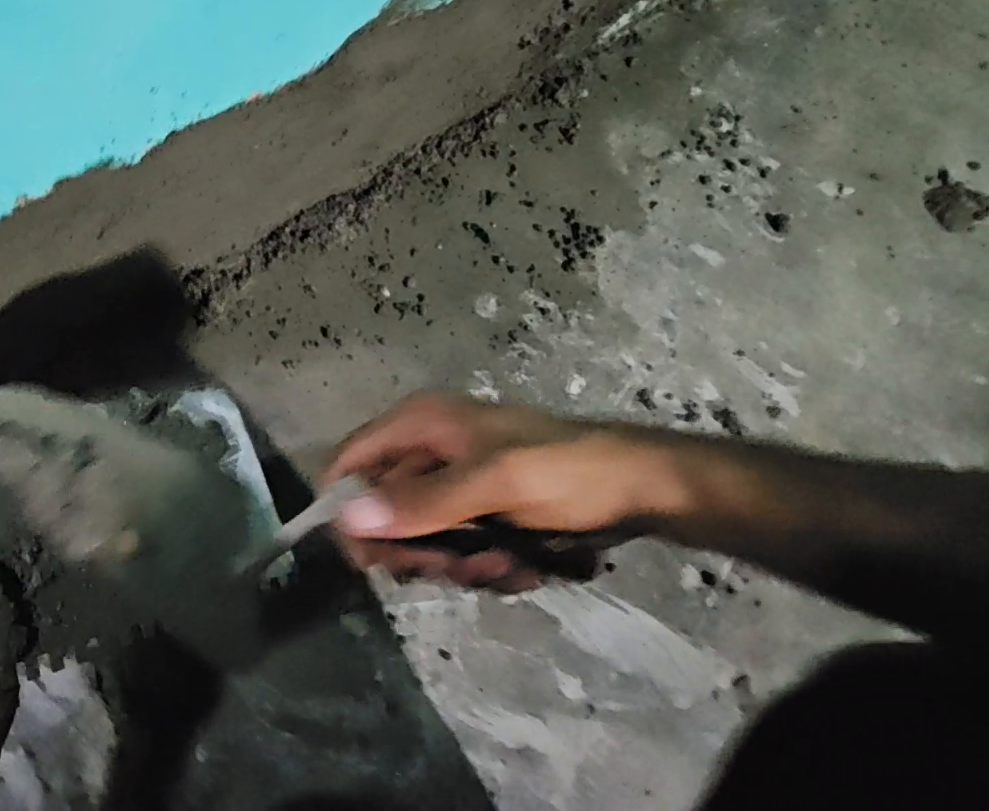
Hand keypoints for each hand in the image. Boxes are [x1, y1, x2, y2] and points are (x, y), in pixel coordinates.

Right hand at [321, 391, 684, 590]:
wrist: (643, 489)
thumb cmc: (564, 470)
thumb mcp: (491, 484)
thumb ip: (420, 503)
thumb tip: (345, 519)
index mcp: (420, 423)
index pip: (352, 458)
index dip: (345, 505)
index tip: (362, 558)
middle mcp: (428, 448)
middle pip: (385, 508)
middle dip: (418, 547)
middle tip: (453, 566)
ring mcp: (455, 481)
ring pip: (422, 536)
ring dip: (457, 562)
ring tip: (502, 564)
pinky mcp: (481, 509)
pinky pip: (456, 547)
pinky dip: (482, 564)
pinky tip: (520, 565)